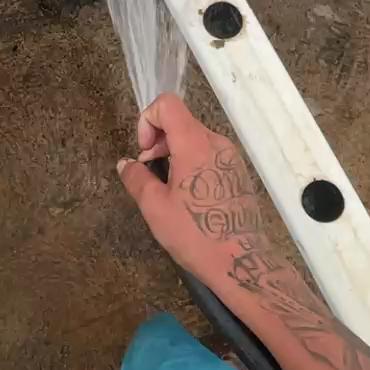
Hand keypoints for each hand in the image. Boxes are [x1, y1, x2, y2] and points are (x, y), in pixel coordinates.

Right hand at [116, 93, 272, 280]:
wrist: (243, 265)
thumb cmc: (196, 234)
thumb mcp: (154, 207)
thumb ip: (136, 177)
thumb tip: (126, 164)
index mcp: (195, 144)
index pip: (167, 104)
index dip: (147, 120)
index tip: (144, 151)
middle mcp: (216, 143)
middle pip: (180, 120)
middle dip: (158, 139)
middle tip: (149, 171)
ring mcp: (231, 157)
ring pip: (194, 137)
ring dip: (173, 151)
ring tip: (166, 185)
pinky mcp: (238, 172)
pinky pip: (208, 153)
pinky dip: (191, 161)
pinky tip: (187, 194)